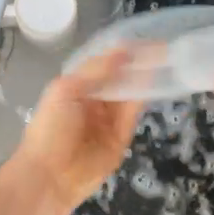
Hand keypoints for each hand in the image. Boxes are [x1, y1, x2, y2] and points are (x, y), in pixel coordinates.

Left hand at [10, 48, 144, 210]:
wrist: (49, 177)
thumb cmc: (50, 128)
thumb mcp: (66, 90)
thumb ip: (96, 70)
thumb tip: (124, 49)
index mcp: (75, 87)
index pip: (101, 64)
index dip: (120, 51)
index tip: (141, 37)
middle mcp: (93, 100)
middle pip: (118, 77)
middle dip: (136, 63)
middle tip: (160, 46)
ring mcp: (107, 119)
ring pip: (129, 93)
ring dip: (144, 77)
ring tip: (163, 59)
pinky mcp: (121, 137)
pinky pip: (134, 113)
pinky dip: (144, 97)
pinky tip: (155, 81)